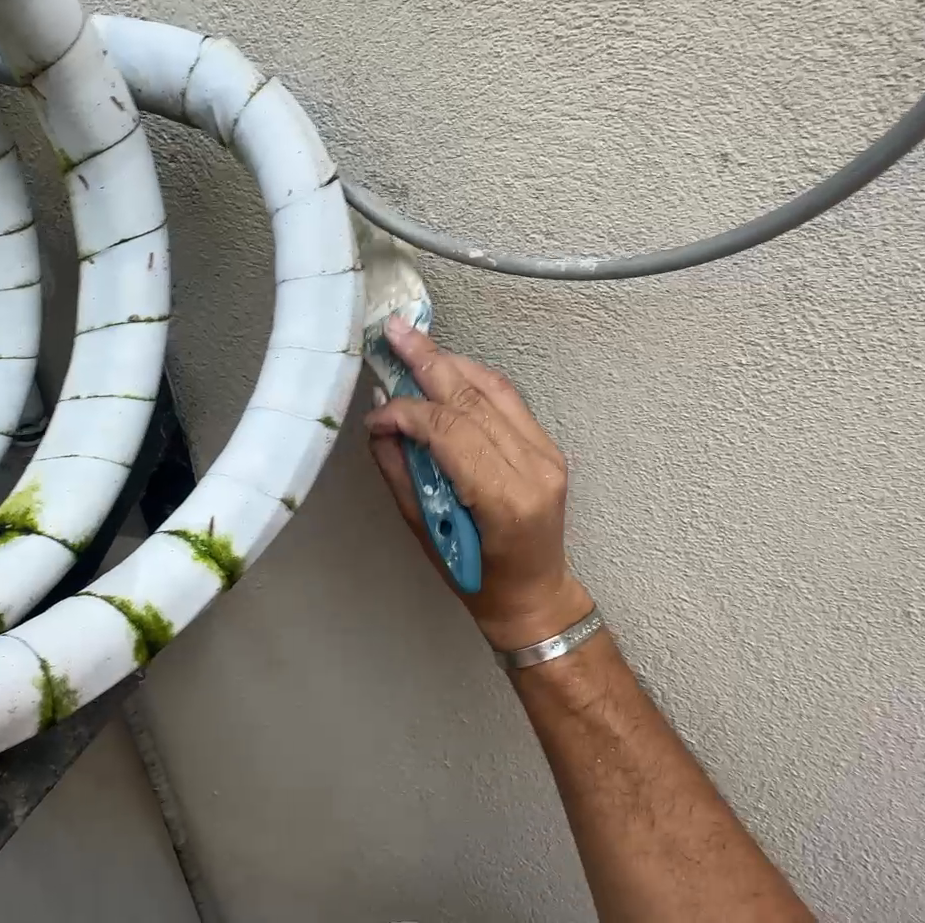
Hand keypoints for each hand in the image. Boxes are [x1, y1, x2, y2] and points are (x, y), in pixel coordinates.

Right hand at [364, 317, 593, 650]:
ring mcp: (547, 453)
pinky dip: (472, 379)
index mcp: (505, 498)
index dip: (407, 412)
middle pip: (473, 399)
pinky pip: (507, 399)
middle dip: (429, 360)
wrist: (534, 592)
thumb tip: (381, 425)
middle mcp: (534, 468)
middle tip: (395, 331)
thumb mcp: (426, 533)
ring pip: (494, 389)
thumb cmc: (476, 577)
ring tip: (415, 342)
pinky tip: (445, 367)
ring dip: (450, 362)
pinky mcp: (548, 446)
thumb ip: (401, 473)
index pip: (449, 431)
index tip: (377, 414)